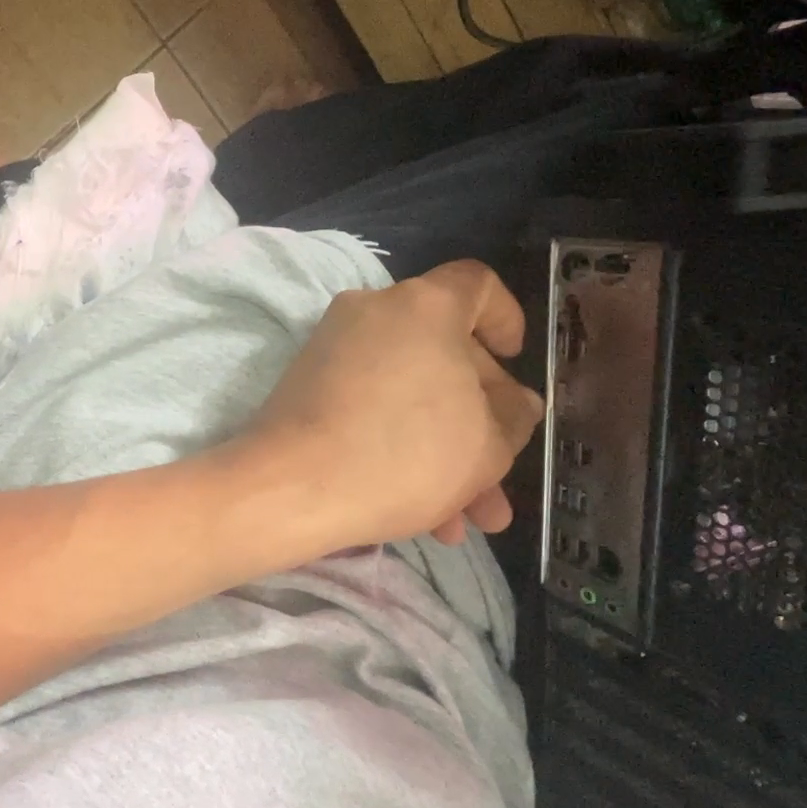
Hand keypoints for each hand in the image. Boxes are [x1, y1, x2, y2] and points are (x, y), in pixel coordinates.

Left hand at [217, 260, 545, 563]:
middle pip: (442, 353)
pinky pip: (367, 409)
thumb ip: (513, 415)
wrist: (292, 487)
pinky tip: (422, 518)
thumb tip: (511, 401)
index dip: (505, 317)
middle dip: (479, 422)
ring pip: (406, 394)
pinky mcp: (304, 388)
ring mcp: (331, 350)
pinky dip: (397, 450)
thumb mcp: (488, 443)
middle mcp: (371, 313)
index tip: (514, 361)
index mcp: (423, 305)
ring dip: (442, 453)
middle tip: (498, 476)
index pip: (477, 284)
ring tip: (465, 523)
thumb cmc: (405, 453)